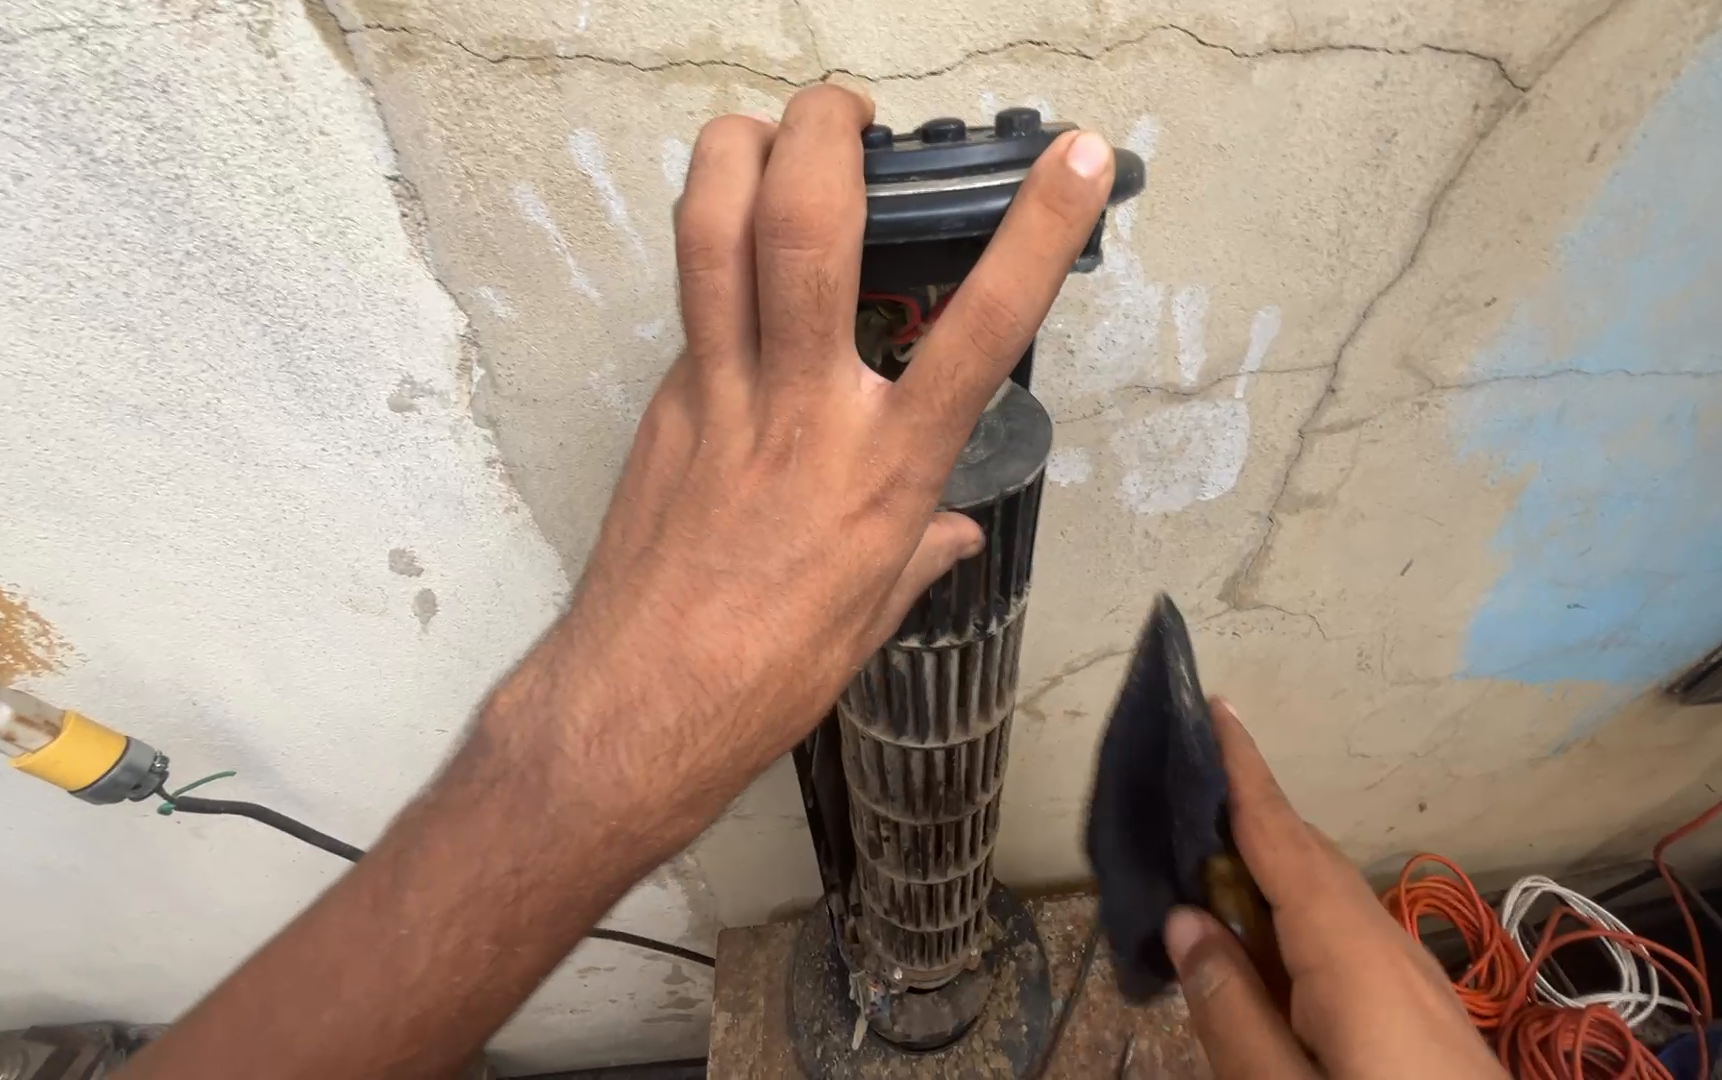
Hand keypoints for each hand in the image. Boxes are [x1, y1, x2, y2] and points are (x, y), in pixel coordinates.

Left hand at [504, 86, 1117, 846]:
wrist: (645, 703)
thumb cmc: (777, 670)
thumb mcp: (875, 612)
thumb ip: (920, 553)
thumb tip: (954, 534)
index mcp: (888, 471)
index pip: (984, 330)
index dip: (1036, 233)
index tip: (1075, 157)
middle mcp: (807, 412)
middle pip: (808, 228)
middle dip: (827, 132)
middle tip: (848, 115)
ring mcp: (720, 398)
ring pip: (712, 233)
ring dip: (735, 153)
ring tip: (767, 137)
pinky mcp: (663, 408)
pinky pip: (690, 310)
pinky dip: (713, 269)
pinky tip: (733, 286)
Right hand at [1164, 699, 1505, 1079]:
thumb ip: (1230, 1010)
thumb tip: (1184, 920)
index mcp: (1348, 952)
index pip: (1280, 833)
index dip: (1243, 770)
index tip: (1217, 707)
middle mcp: (1384, 945)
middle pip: (1302, 851)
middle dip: (1243, 812)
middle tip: (1177, 797)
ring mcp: (1412, 978)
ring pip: (1323, 891)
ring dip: (1263, 866)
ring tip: (1204, 872)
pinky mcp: (1421, 1009)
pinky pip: (1340, 930)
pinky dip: (1290, 910)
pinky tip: (1265, 948)